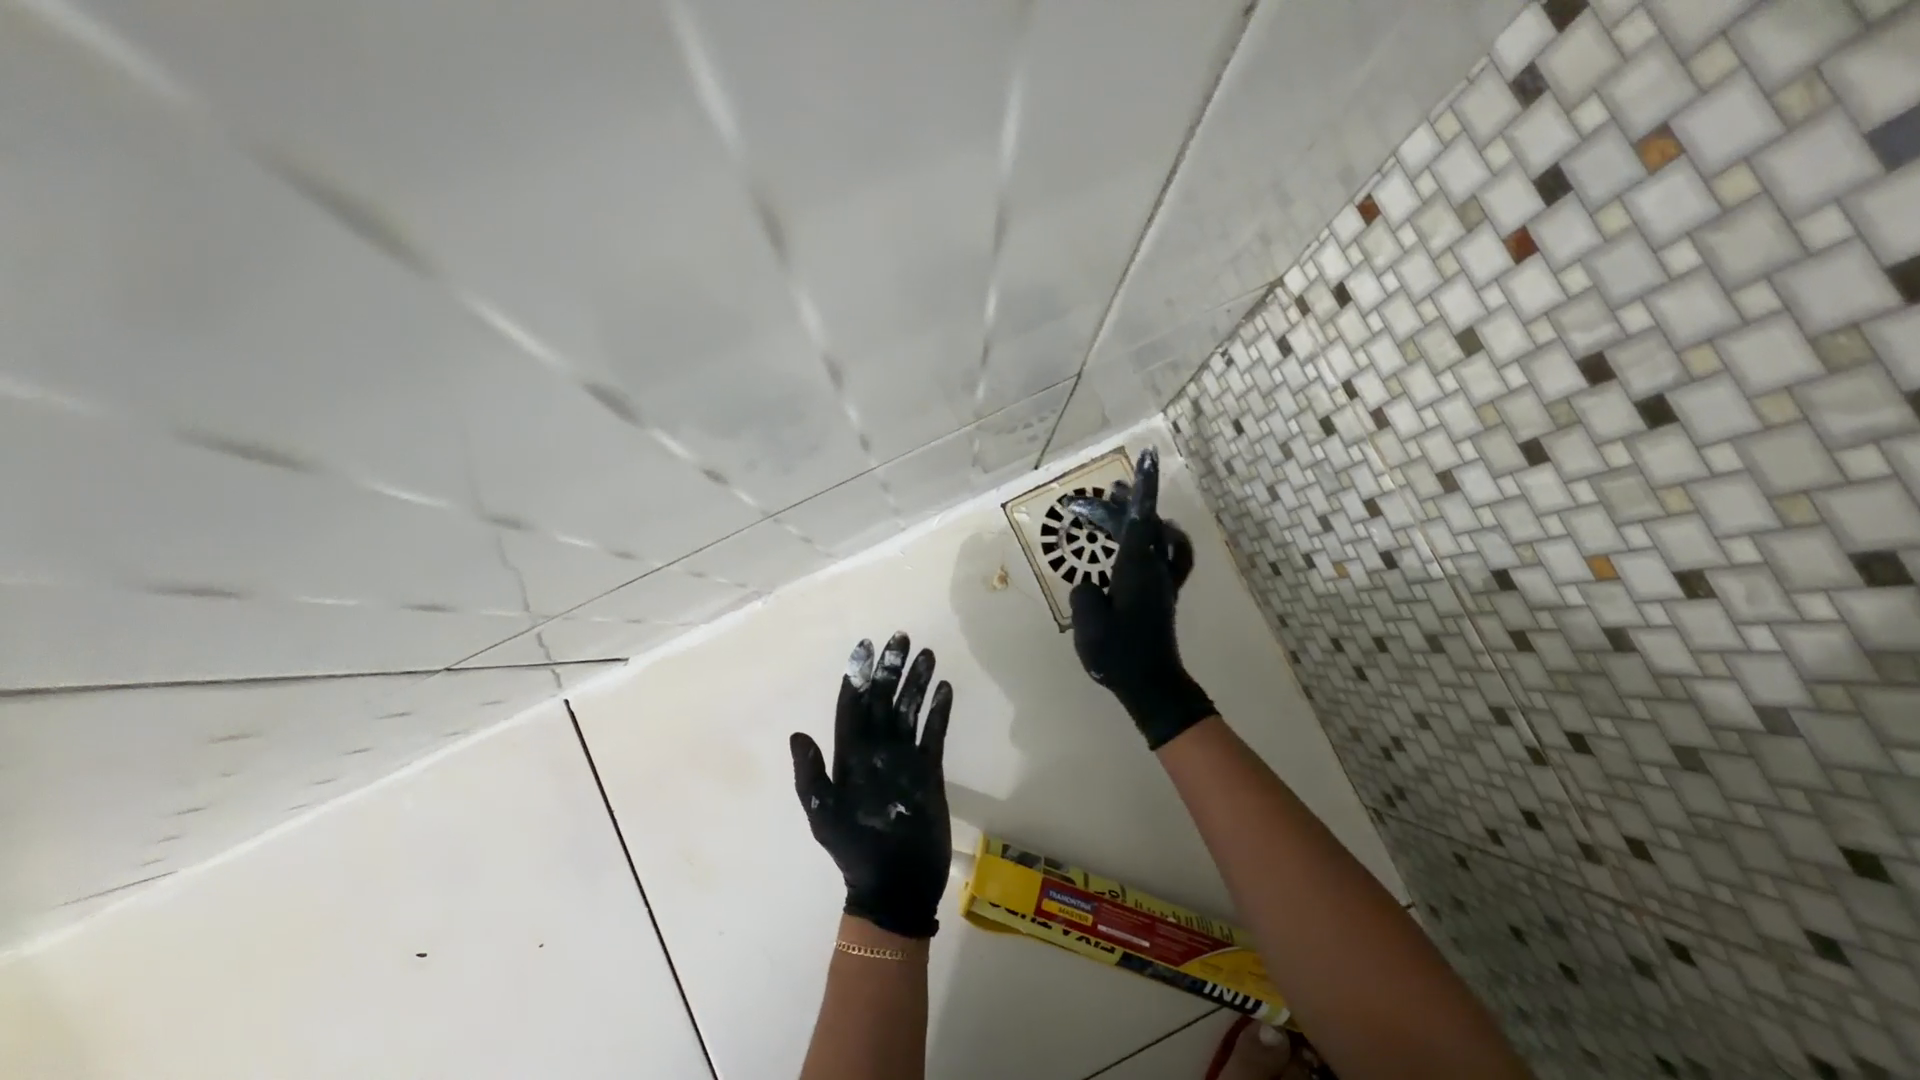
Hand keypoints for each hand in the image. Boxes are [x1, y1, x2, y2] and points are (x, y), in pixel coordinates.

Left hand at [790, 632, 953, 938]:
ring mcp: (903, 759)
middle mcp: (876, 750)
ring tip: (928, 655)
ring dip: (917, 683)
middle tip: (903, 638)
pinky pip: (933, 733)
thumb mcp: (824, 814)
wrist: (894, 885)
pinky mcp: (928, 771)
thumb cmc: (854, 851)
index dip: (858, 675)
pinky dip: (938, 712)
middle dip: (892, 669)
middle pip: (883, 700)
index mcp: (849, 756)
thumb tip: (798, 734)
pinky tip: (945, 689)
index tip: (866, 646)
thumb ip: (812, 774)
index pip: (853, 705)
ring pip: (910, 710)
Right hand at [1065, 447, 1215, 749]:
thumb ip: (1086, 597)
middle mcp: (1152, 568)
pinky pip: (1166, 555)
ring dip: (1135, 515)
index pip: (1139, 519)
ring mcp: (1161, 581)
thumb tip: (1091, 587)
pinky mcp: (1162, 594)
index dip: (1142, 487)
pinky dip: (1158, 539)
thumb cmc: (1117, 654)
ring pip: (1153, 535)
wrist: (1150, 683)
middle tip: (1082, 502)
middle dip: (1115, 507)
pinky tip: (1151, 535)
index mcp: (1135, 569)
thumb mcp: (1089, 624)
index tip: (1147, 456)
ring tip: (1114, 500)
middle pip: (1139, 524)